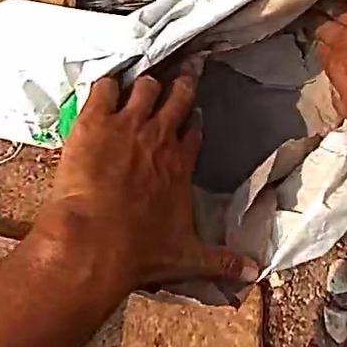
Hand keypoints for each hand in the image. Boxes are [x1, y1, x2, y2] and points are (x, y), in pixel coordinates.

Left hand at [38, 60, 256, 290]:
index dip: (193, 121)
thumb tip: (253, 273)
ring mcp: (128, 124)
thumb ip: (220, 261)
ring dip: (142, 85)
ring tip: (137, 84)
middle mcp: (160, 135)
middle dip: (181, 83)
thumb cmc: (139, 250)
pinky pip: (105, 87)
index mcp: (181, 161)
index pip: (194, 129)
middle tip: (181, 73)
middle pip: (178, 95)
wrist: (93, 243)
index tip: (192, 116)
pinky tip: (103, 89)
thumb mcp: (186, 257)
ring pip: (145, 85)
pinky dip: (105, 86)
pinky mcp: (96, 121)